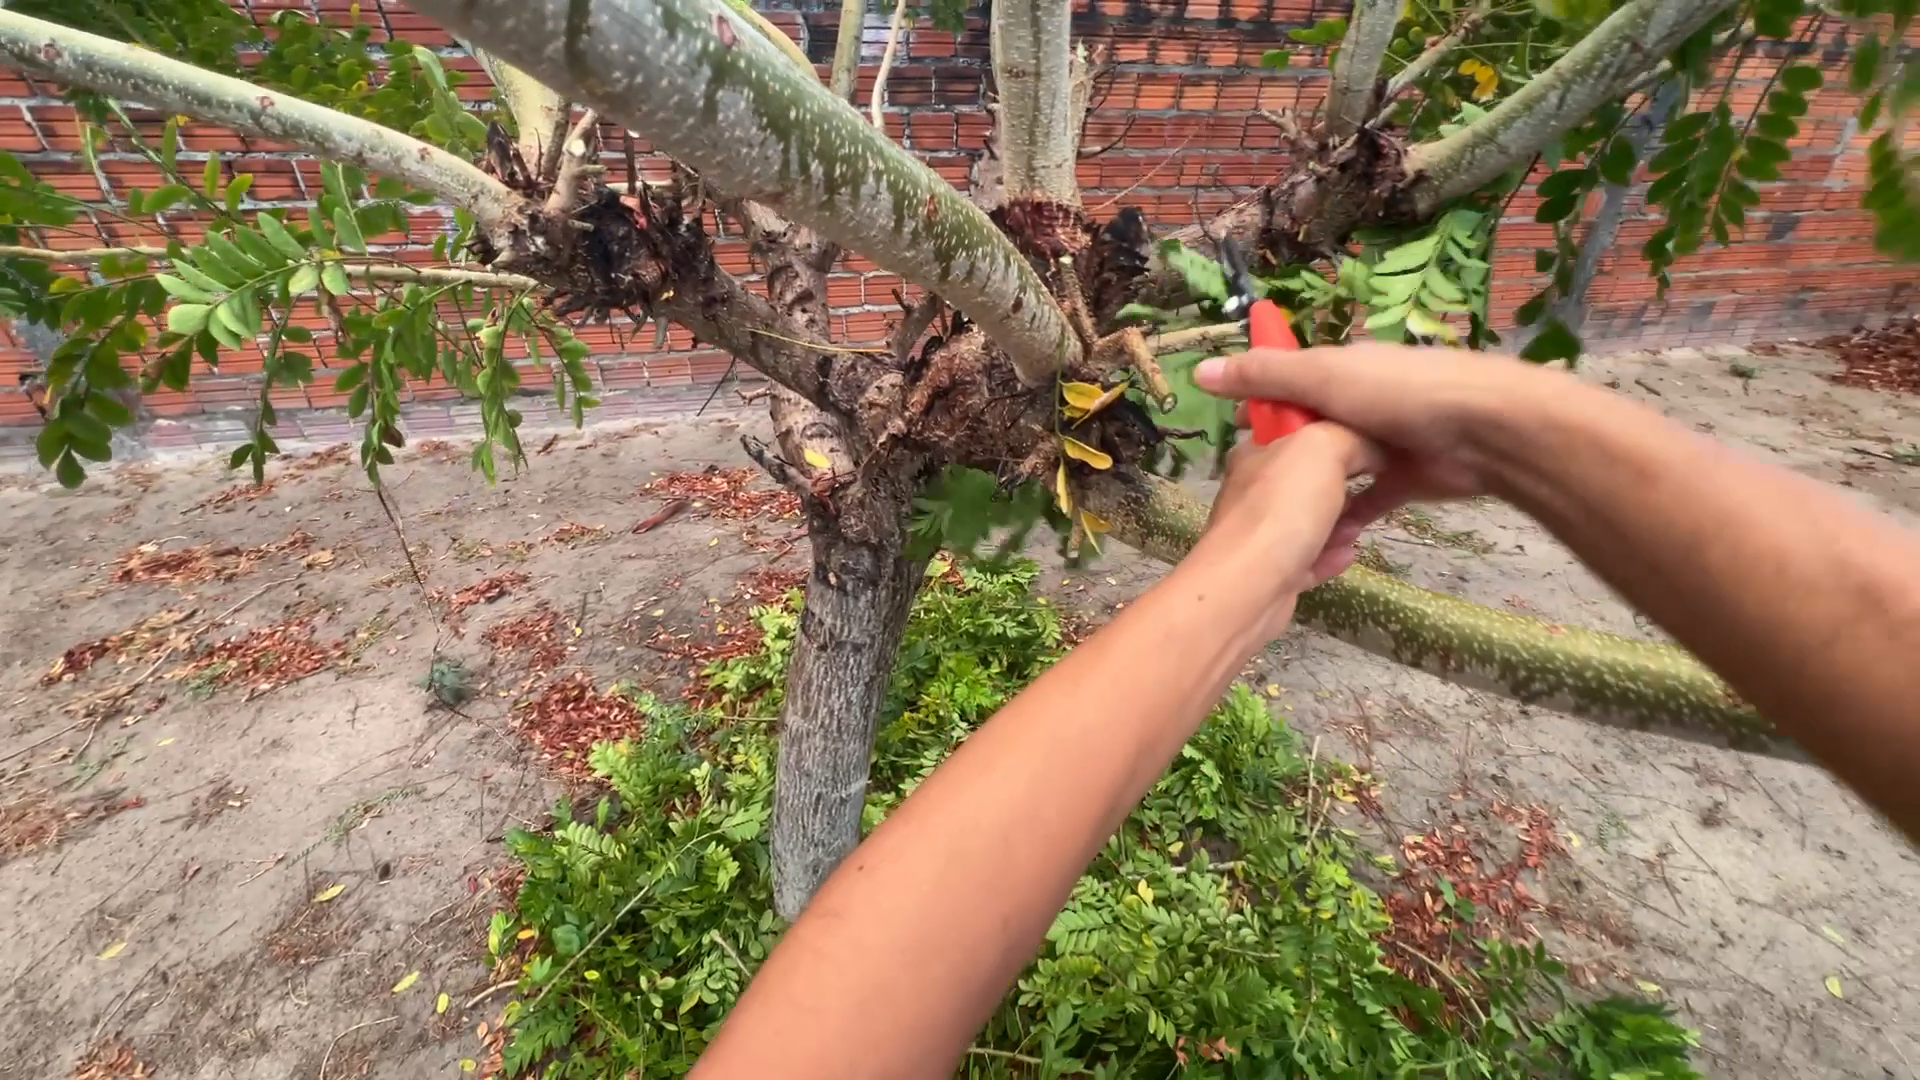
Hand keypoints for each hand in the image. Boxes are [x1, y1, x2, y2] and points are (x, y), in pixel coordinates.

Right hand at [1196, 344, 1549, 533]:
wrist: (1487, 432)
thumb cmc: (1397, 394)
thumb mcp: (1319, 378)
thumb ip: (1262, 377)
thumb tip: (1200, 371)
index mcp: (1340, 372)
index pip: (1287, 383)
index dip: (1258, 403)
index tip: (1233, 430)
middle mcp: (1359, 405)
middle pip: (1307, 427)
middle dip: (1280, 449)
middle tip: (1248, 477)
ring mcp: (1382, 444)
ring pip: (1332, 466)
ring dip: (1308, 485)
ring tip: (1273, 509)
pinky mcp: (1400, 481)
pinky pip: (1360, 501)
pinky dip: (1341, 516)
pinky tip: (1316, 532)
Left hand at [1196, 422, 1382, 635]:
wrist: (1248, 586)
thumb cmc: (1282, 508)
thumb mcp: (1322, 447)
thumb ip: (1350, 436)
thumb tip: (1373, 447)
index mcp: (1255, 453)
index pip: (1296, 429)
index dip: (1335, 430)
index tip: (1373, 441)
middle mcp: (1252, 491)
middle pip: (1306, 477)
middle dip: (1343, 482)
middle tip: (1375, 486)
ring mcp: (1258, 534)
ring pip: (1307, 520)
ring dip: (1339, 522)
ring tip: (1359, 527)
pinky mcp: (1269, 573)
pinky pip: (1306, 558)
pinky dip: (1327, 556)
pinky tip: (1348, 555)